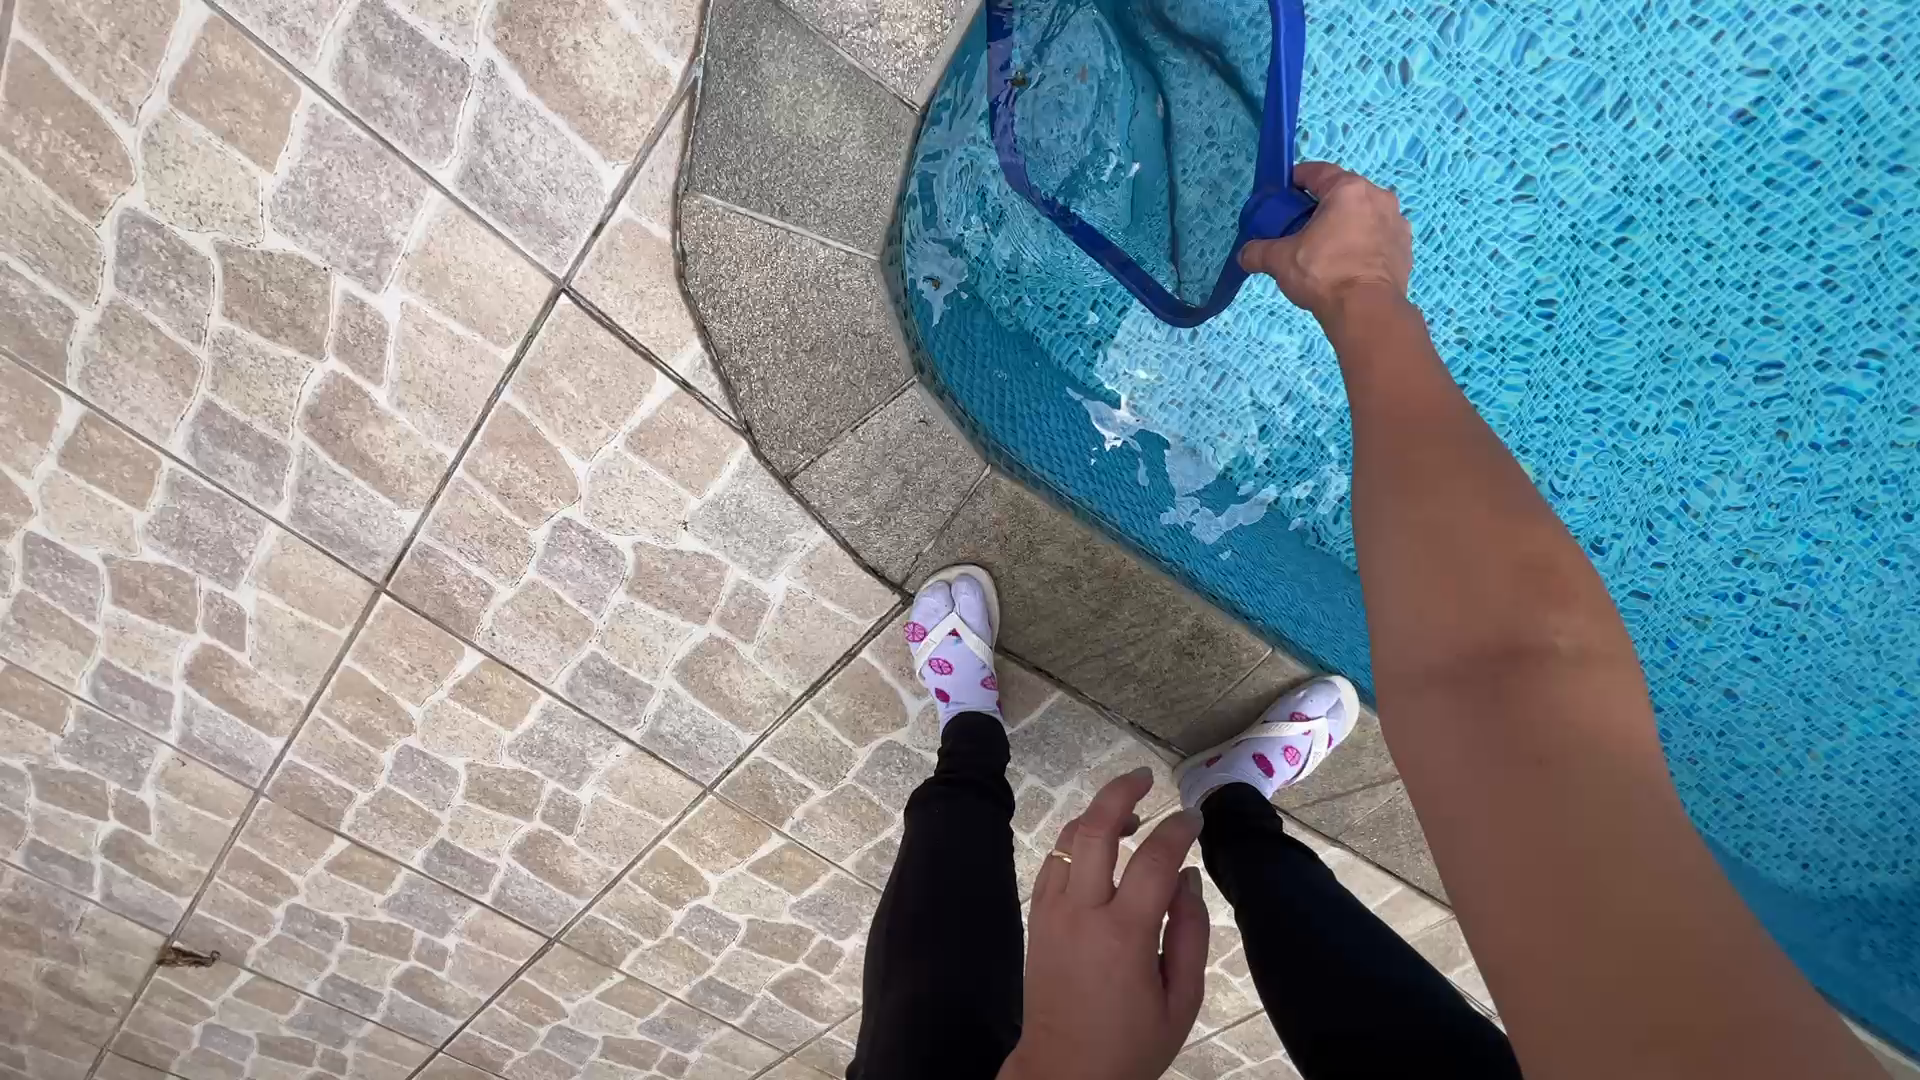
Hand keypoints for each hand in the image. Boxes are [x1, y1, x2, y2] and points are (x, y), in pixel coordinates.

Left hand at [999, 769, 1208, 1079]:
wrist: (1064, 1072)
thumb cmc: (1131, 1045)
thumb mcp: (1180, 1002)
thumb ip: (1189, 933)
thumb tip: (1186, 875)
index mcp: (1123, 936)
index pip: (1155, 860)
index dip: (1178, 829)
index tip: (1194, 816)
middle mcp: (1082, 911)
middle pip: (1098, 829)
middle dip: (1122, 791)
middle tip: (1145, 776)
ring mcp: (1053, 909)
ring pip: (1069, 837)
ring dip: (1098, 814)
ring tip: (1129, 812)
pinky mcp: (1037, 914)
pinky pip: (1054, 859)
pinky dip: (1076, 840)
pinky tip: (1098, 845)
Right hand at [1240, 161, 1412, 320]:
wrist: (1366, 308)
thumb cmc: (1323, 273)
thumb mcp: (1280, 261)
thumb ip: (1258, 252)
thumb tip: (1244, 254)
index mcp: (1348, 190)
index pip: (1319, 172)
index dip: (1298, 177)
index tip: (1285, 188)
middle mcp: (1378, 197)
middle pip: (1343, 194)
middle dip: (1321, 206)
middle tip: (1301, 227)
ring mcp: (1396, 221)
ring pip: (1363, 215)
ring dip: (1345, 225)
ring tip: (1326, 249)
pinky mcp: (1404, 246)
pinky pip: (1377, 237)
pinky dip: (1362, 244)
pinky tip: (1347, 264)